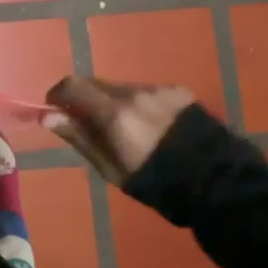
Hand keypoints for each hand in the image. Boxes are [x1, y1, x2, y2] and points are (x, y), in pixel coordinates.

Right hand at [43, 77, 195, 183]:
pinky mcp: (178, 91)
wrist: (219, 184)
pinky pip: (146, 92)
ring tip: (126, 129)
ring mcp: (158, 89)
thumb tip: (47, 116)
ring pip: (121, 88)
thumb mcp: (111, 168)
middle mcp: (133, 92)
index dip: (58, 94)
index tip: (55, 109)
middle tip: (89, 123)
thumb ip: (78, 137)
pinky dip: (138, 104)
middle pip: (96, 84)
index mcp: (114, 113)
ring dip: (113, 101)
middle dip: (85, 99)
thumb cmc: (157, 183)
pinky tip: (153, 127)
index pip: (72, 85)